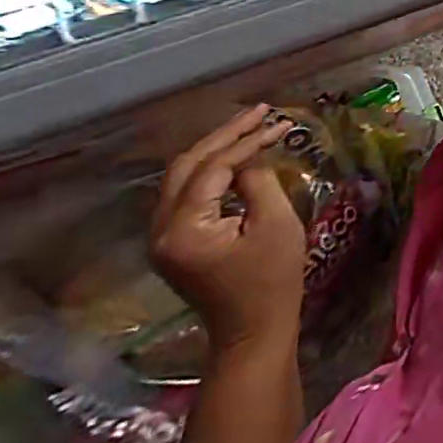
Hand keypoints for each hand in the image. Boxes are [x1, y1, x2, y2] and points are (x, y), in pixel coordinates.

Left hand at [149, 105, 306, 352]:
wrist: (253, 330)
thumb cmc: (272, 279)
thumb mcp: (276, 224)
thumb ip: (258, 183)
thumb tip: (250, 160)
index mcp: (184, 228)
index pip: (213, 168)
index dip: (247, 142)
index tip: (280, 123)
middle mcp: (161, 230)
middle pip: (187, 165)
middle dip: (226, 135)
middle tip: (261, 113)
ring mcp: (163, 237)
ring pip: (183, 176)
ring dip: (216, 149)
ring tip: (251, 127)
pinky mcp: (174, 241)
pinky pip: (187, 192)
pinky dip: (211, 169)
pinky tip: (237, 157)